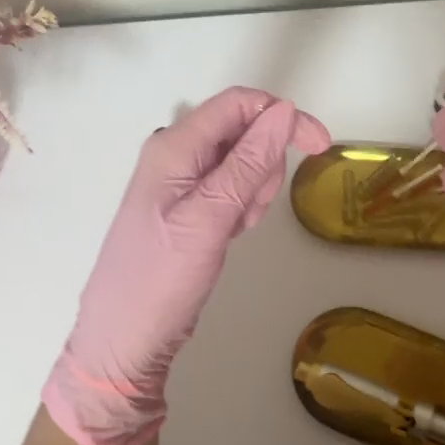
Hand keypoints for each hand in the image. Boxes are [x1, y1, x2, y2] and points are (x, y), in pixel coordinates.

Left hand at [43, 87, 331, 444]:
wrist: (124, 341)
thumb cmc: (160, 279)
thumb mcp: (210, 218)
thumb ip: (248, 162)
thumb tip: (285, 111)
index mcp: (174, 146)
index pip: (238, 103)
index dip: (283, 115)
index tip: (319, 146)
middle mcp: (175, 153)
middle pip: (242, 128)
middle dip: (265, 163)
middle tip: (251, 211)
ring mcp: (181, 180)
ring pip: (242, 159)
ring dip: (254, 188)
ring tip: (235, 228)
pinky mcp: (189, 206)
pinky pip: (231, 186)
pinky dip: (242, 205)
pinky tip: (230, 234)